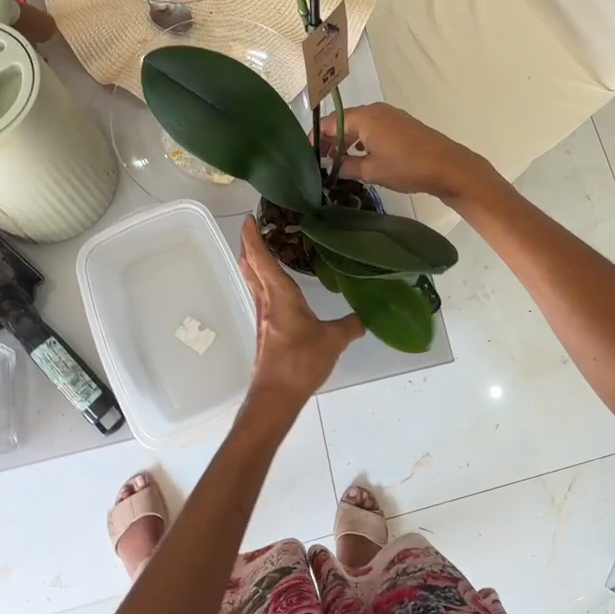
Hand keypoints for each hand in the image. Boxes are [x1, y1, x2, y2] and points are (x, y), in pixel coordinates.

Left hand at [236, 218, 363, 402]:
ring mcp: (263, 316)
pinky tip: (276, 287)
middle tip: (254, 227)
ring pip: (253, 281)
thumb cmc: (300, 361)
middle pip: (251, 266)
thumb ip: (350, 325)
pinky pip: (261, 296)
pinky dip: (263, 281)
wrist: (276, 396)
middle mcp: (267, 301)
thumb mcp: (333, 340)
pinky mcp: (265, 331)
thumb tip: (365, 316)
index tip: (249, 217)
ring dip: (254, 263)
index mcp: (280, 294)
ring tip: (264, 250)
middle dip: (249, 245)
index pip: (261, 258)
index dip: (253, 236)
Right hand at [316, 104, 500, 202]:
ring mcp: (390, 116)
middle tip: (319, 164)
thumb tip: (331, 167)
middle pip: (343, 122)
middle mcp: (375, 111)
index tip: (305, 156)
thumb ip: (346, 167)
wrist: (448, 167)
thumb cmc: (406, 167)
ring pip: (359, 126)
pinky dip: (363, 142)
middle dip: (331, 142)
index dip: (315, 139)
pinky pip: (373, 129)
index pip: (329, 123)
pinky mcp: (401, 125)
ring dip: (347, 143)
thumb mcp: (371, 171)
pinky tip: (361, 158)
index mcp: (364, 117)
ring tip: (337, 164)